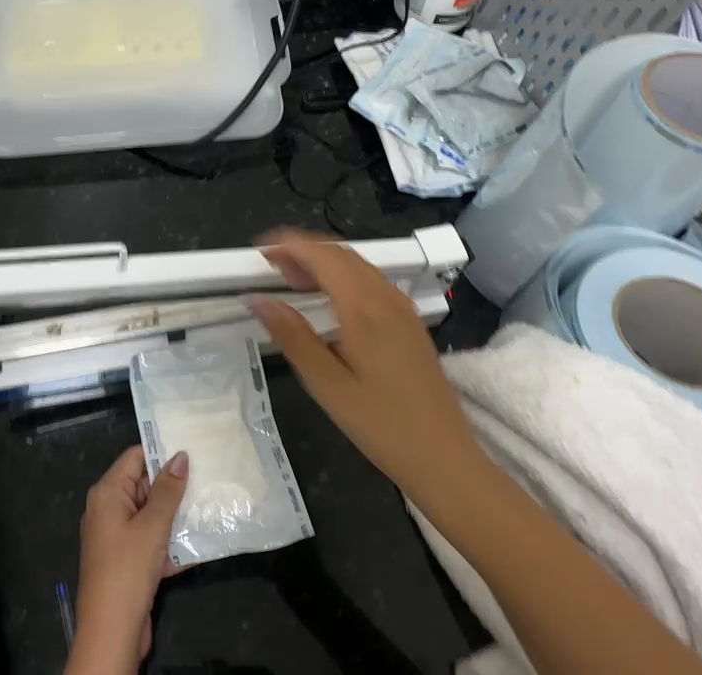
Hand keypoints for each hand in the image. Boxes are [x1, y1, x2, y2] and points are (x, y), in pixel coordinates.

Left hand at [65, 446, 187, 674]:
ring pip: (150, 515)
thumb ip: (167, 490)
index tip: (192, 451)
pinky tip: (197, 546)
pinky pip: (150, 541)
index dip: (161, 453)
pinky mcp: (126, 560)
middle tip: (208, 480)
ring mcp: (116, 536)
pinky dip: (169, 543)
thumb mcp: (152, 526)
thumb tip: (180, 456)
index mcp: (107, 493)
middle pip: (143, 486)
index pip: (134, 458)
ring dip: (175, 517)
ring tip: (209, 509)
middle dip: (173, 487)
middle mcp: (108, 509)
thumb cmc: (128, 570)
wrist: (111, 631)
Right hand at [249, 229, 485, 502]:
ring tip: (291, 280)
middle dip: (304, 250)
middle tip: (270, 266)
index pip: (323, 256)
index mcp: (364, 309)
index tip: (259, 249)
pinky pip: (372, 282)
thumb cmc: (381, 425)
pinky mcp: (410, 324)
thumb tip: (257, 299)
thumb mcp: (327, 385)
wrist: (444, 457)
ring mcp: (403, 310)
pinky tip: (329, 301)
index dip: (289, 245)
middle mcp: (386, 299)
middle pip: (341, 254)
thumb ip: (292, 336)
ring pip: (359, 266)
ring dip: (324, 262)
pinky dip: (343, 277)